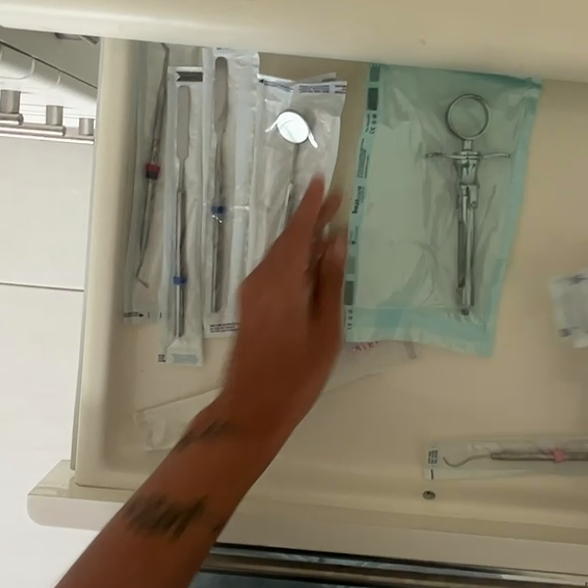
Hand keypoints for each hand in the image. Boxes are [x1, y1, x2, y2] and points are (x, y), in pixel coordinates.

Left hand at [219, 177, 346, 440]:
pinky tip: (312, 260)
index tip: (322, 180)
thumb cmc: (297, 373)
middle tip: (336, 200)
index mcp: (282, 281)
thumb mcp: (325, 328)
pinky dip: (294, 257)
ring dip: (303, 238)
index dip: (312, 206)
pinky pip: (275, 269)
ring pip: (281, 254)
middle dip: (311, 219)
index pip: (299, 232)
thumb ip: (329, 282)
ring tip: (329, 224)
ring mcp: (253, 291)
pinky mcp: (251, 304)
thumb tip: (336, 242)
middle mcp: (262, 279)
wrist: (252, 406)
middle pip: (289, 240)